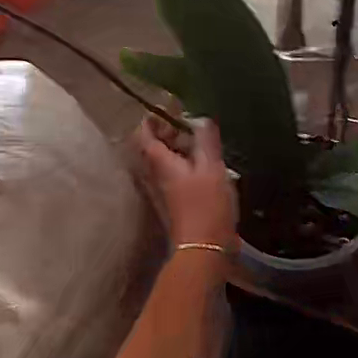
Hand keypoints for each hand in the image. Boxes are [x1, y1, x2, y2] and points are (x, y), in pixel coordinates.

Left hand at [133, 117, 238, 250]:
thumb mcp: (212, 168)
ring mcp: (165, 191)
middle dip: (168, 133)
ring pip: (165, 163)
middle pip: (154, 148)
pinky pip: (176, 176)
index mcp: (161, 164)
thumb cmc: (207, 205)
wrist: (205, 248)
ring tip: (200, 144)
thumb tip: (201, 118)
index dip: (153, 120)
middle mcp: (156, 176)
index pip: (146, 135)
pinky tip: (206, 167)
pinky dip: (186, 165)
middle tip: (189, 125)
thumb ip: (206, 141)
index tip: (168, 109)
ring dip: (179, 150)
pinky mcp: (177, 203)